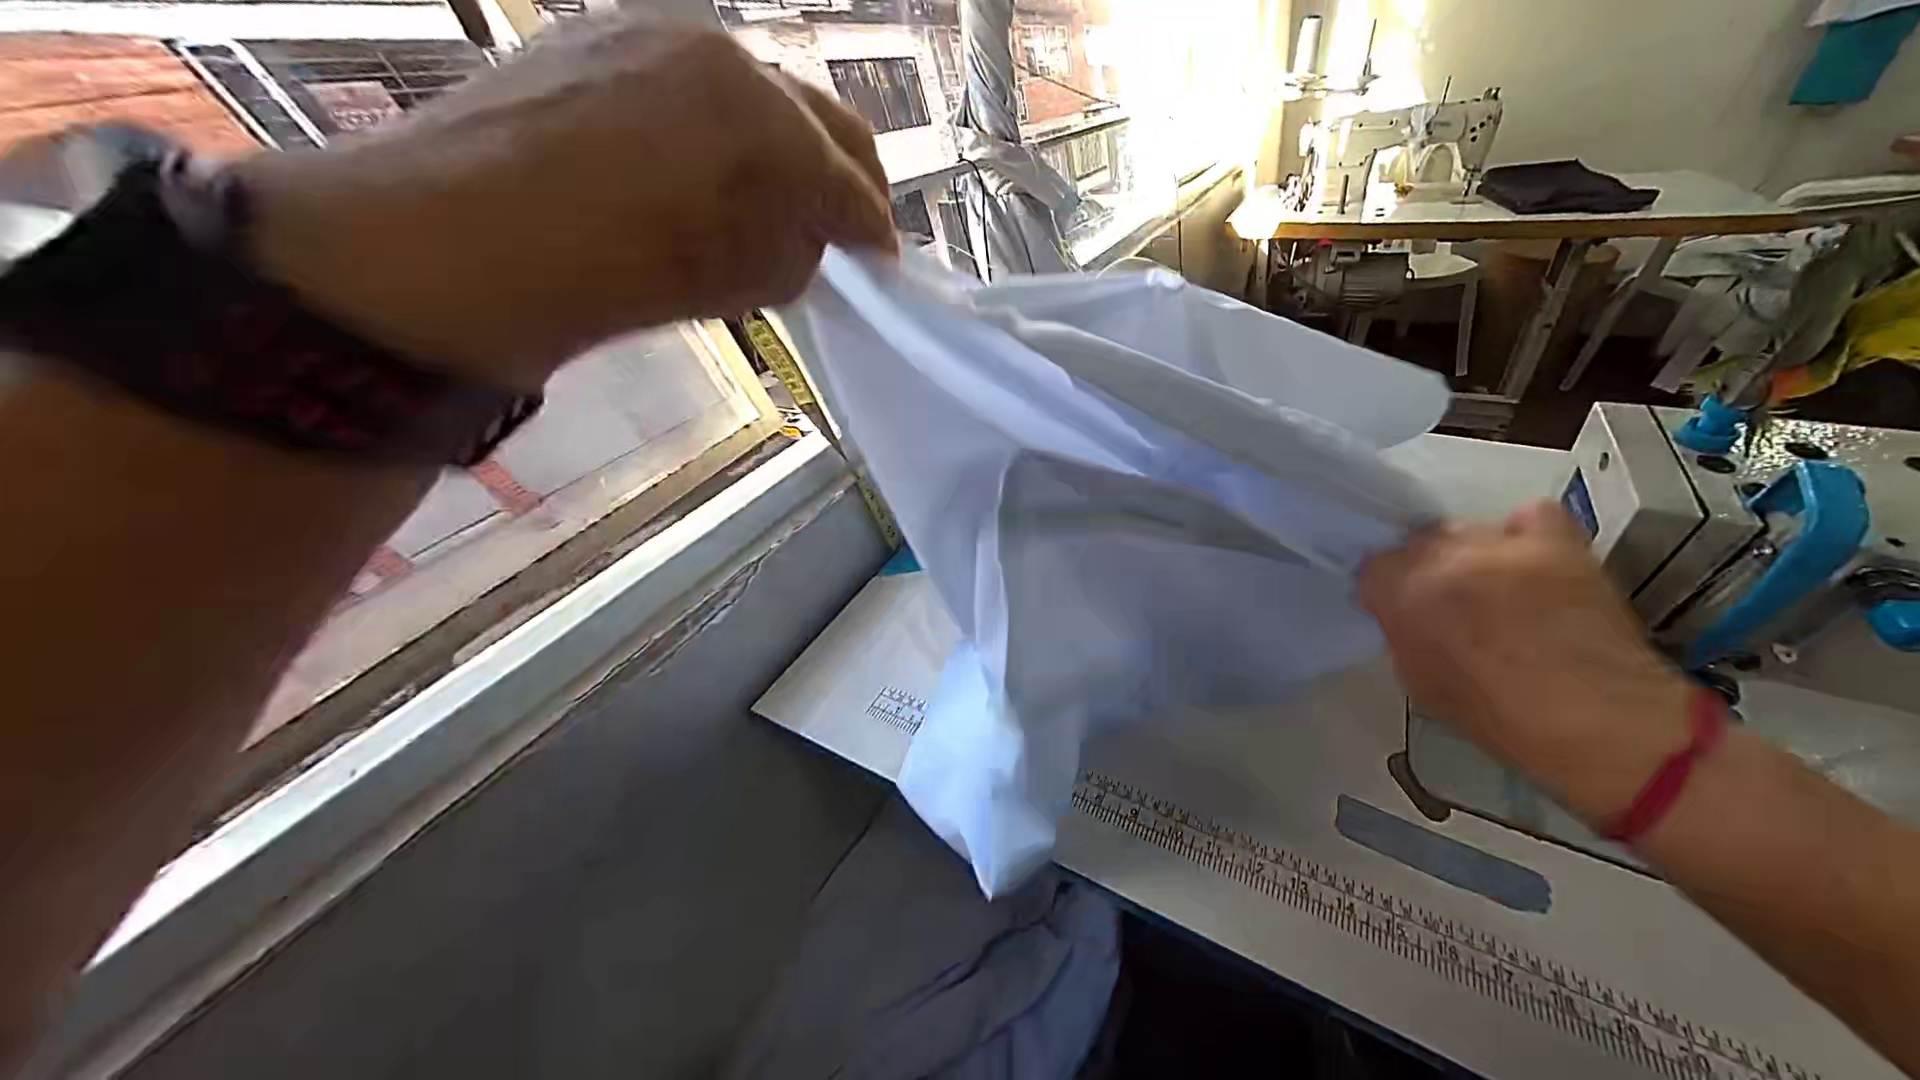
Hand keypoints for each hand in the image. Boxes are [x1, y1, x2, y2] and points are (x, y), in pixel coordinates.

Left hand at [231, 13, 897, 391]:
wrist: (465, 245)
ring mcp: (666, 33)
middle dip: (848, 180)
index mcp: (775, 126)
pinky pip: (700, 85)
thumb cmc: (622, 279)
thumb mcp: (743, 285)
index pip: (854, 184)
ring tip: (774, 200)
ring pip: (764, 94)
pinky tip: (704, 170)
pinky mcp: (606, 31)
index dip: (875, 231)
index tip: (880, 260)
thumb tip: (813, 235)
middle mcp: (732, 58)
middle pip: (825, 120)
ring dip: (787, 150)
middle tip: (846, 227)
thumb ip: (799, 252)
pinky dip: (725, 130)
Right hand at [1357, 499, 1693, 821]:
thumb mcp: (1415, 676)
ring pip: (1465, 529)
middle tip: (1442, 598)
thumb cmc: (1490, 712)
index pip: (1372, 567)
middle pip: (1416, 541)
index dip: (1384, 589)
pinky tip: (1527, 557)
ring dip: (1467, 554)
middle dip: (1421, 567)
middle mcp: (1442, 557)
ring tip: (1490, 583)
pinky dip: (1523, 531)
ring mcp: (1500, 546)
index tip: (1396, 608)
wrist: (1593, 719)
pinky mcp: (1556, 544)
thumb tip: (1404, 613)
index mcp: (1400, 591)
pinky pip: (1530, 515)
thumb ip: (1400, 630)